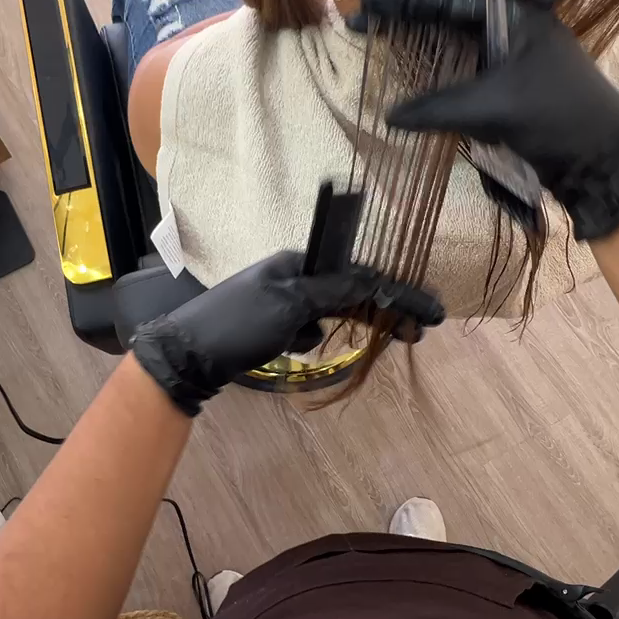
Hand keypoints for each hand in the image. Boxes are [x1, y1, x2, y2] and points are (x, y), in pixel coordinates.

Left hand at [129, 251, 444, 415]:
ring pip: (330, 310)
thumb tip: (369, 283)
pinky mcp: (270, 324)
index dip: (396, 293)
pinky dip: (309, 337)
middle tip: (418, 332)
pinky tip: (295, 348)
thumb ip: (332, 293)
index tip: (429, 314)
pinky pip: (305, 326)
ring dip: (346, 324)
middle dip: (383, 309)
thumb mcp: (290, 306)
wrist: (188, 355)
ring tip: (370, 338)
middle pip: (350, 290)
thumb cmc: (238, 325)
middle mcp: (292, 276)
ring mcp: (281, 300)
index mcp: (298, 263)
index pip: (358, 275)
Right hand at [365, 0, 618, 240]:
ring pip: (454, 48)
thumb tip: (390, 115)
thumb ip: (439, 106)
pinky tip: (409, 84)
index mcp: (516, 16)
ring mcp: (511, 62)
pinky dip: (435, 81)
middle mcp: (512, 30)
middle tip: (363, 21)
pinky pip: (462, 78)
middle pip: (449, 18)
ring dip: (418, 49)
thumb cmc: (556, 117)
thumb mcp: (494, 107)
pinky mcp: (507, 92)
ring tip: (377, 45)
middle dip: (406, 20)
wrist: (601, 159)